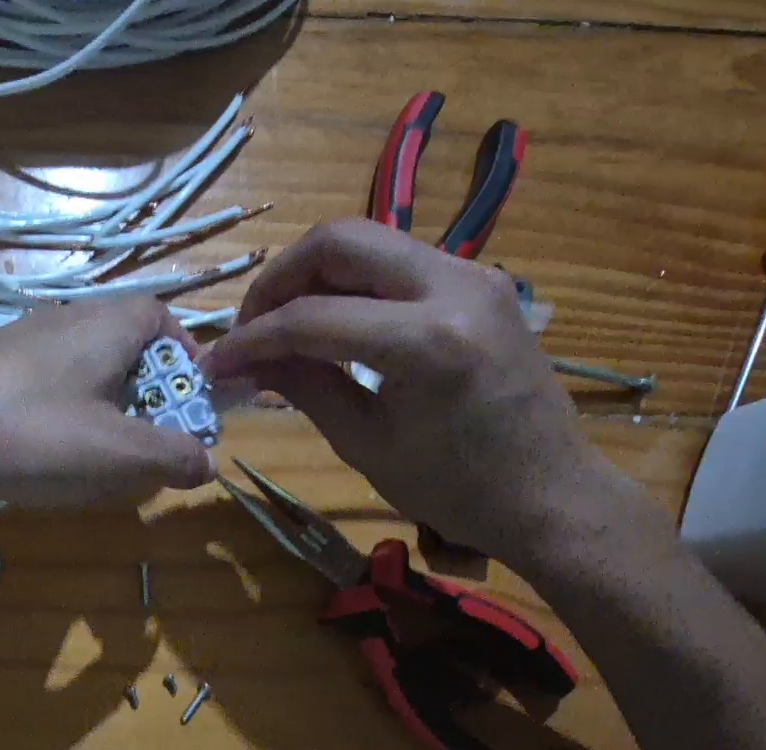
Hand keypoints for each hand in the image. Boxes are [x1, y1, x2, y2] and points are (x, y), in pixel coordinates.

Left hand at [0, 297, 217, 506]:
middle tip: (143, 448)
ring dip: (100, 417)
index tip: (188, 408)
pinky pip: (41, 392)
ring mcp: (17, 344)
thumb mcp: (115, 453)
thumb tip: (209, 463)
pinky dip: (57, 423)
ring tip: (94, 466)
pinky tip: (39, 462)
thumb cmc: (28, 432)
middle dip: (144, 400)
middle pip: (124, 350)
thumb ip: (171, 456)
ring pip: (81, 375)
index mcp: (105, 324)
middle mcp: (63, 320)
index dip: (186, 360)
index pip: (163, 318)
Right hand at [203, 219, 640, 564]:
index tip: (217, 362)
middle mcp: (454, 286)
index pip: (311, 317)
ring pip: (367, 242)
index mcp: (426, 341)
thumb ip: (302, 385)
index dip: (251, 338)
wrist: (548, 492)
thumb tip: (241, 362)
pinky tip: (328, 324)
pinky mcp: (477, 282)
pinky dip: (348, 284)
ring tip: (280, 327)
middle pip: (339, 241)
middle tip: (250, 328)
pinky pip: (394, 263)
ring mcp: (472, 275)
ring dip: (312, 277)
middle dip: (278, 280)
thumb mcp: (364, 442)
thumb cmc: (454, 488)